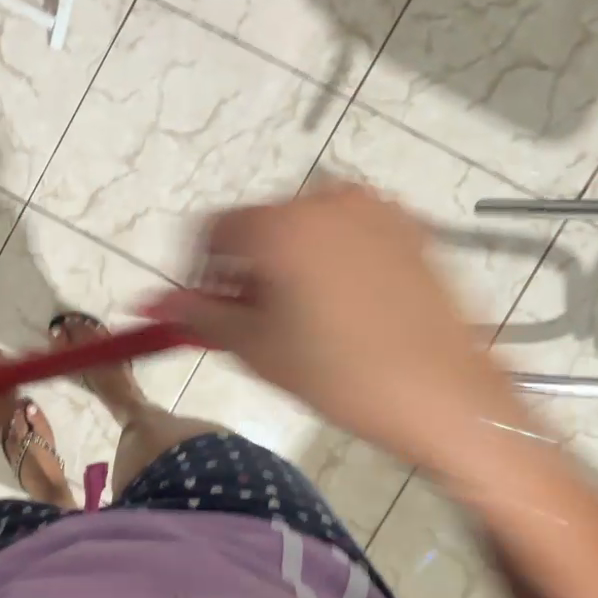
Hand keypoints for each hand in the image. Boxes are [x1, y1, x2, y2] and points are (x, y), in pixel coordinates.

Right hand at [147, 182, 528, 475]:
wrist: (450, 398)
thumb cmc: (340, 376)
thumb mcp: (254, 348)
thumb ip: (195, 315)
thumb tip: (147, 302)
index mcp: (281, 223)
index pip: (210, 231)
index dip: (197, 272)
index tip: (207, 312)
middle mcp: (326, 199)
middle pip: (258, 227)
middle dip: (244, 270)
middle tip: (254, 324)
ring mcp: (375, 210)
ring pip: (302, 231)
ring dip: (286, 265)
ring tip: (300, 321)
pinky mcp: (410, 229)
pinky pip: (345, 236)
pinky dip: (328, 262)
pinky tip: (342, 311)